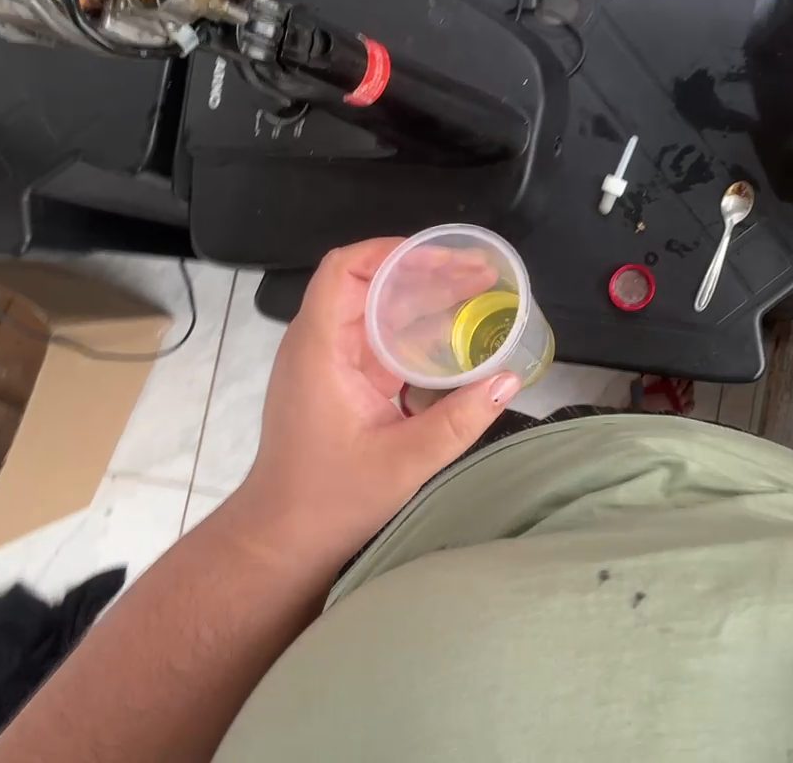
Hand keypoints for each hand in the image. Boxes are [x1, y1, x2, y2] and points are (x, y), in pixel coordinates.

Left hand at [233, 238, 520, 562]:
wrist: (282, 540)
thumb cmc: (330, 499)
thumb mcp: (404, 461)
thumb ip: (459, 420)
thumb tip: (510, 379)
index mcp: (321, 349)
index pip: (345, 271)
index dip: (391, 251)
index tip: (444, 256)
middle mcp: (321, 344)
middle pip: (369, 282)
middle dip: (426, 271)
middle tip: (482, 274)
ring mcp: (330, 361)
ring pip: (378, 308)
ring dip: (426, 296)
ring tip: (479, 293)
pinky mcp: (343, 379)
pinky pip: (381, 336)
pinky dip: (418, 327)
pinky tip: (457, 333)